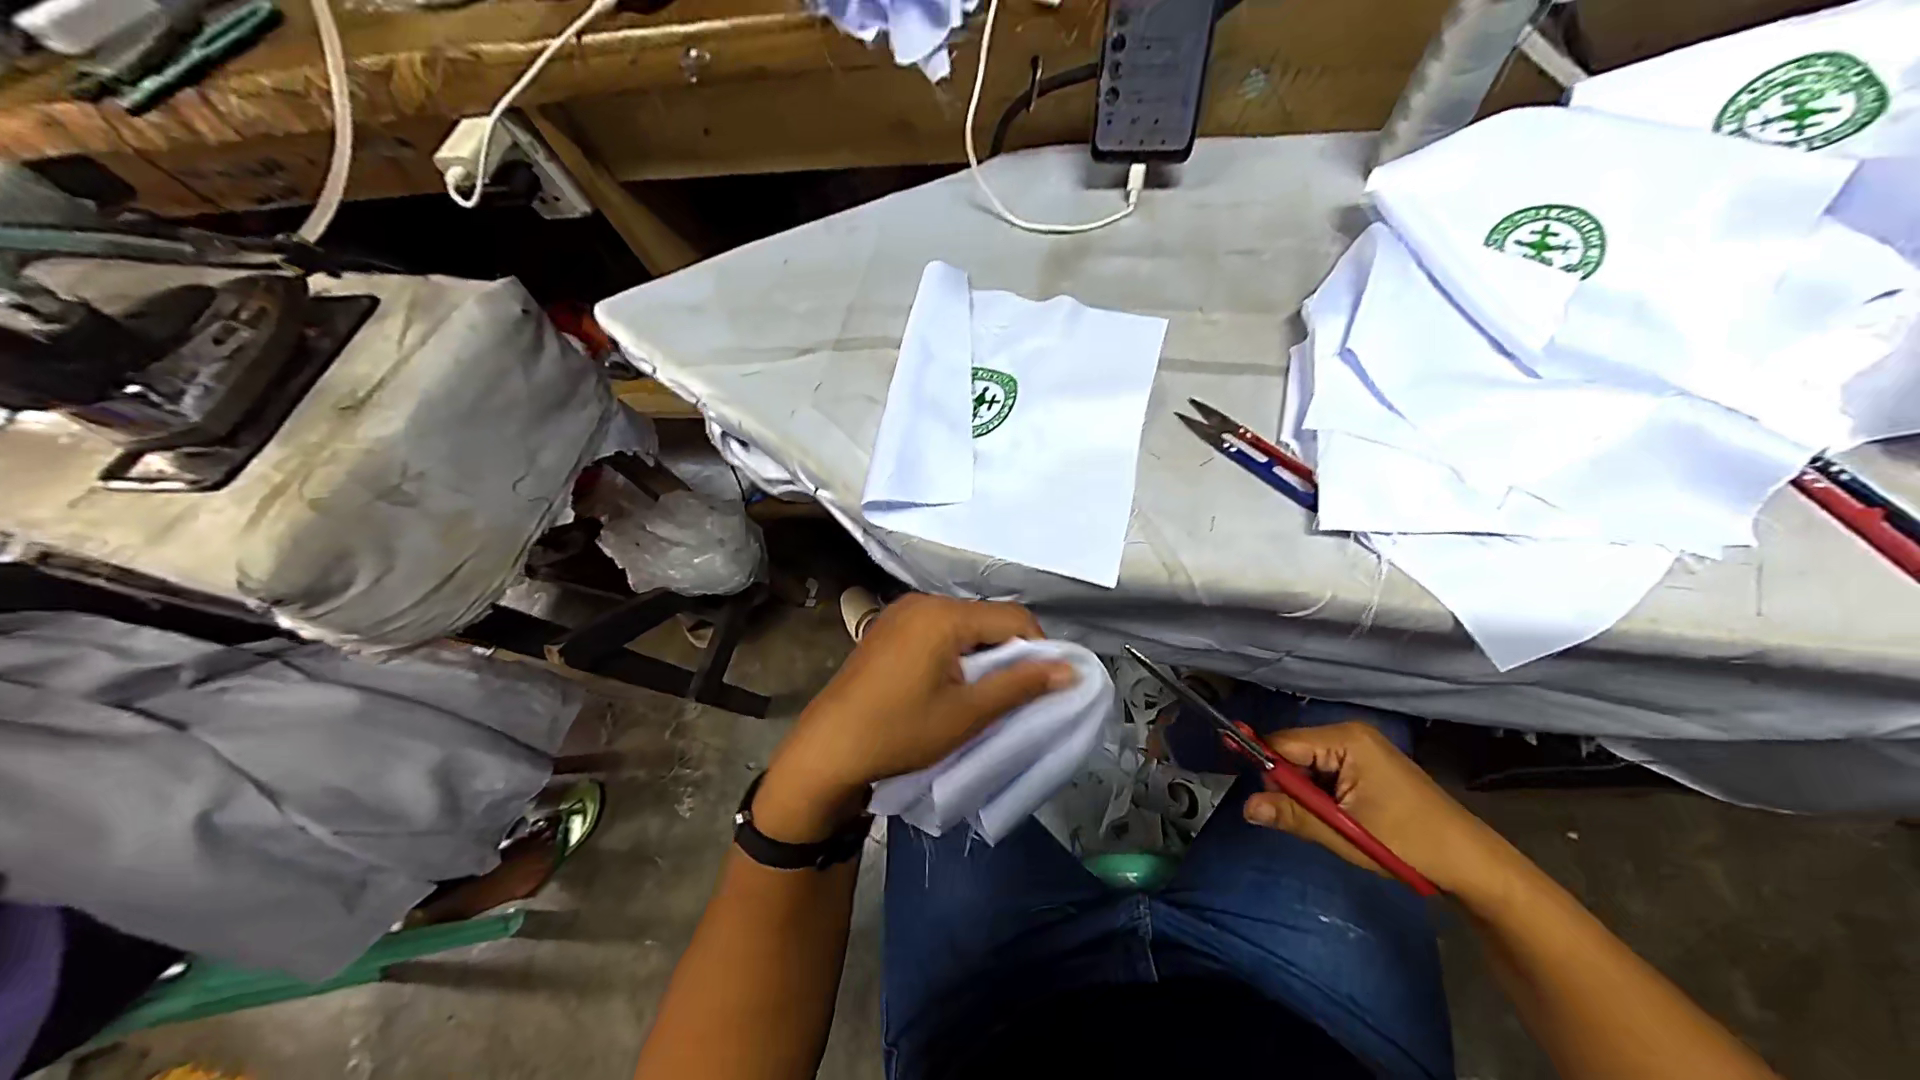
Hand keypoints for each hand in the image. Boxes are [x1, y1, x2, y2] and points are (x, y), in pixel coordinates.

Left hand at [753, 594, 1075, 842]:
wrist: (828, 750)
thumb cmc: (900, 732)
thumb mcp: (967, 714)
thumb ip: (1021, 685)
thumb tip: (1071, 669)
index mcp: (943, 614)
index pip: (1014, 618)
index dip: (1038, 650)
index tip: (1043, 687)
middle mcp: (922, 602)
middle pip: (987, 618)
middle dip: (1008, 653)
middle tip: (1013, 696)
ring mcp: (900, 613)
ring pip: (964, 625)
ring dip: (982, 655)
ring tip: (982, 695)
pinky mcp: (888, 628)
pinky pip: (938, 631)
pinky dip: (955, 653)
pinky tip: (949, 685)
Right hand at [1241, 721, 1518, 898]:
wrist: (1471, 863)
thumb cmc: (1408, 843)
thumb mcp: (1344, 832)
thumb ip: (1291, 814)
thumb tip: (1246, 805)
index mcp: (1346, 740)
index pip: (1282, 743)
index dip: (1266, 770)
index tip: (1261, 800)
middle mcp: (1350, 734)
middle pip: (1293, 751)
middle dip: (1289, 785)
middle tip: (1308, 819)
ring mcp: (1361, 748)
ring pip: (1307, 764)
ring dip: (1307, 793)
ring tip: (1330, 822)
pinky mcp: (1367, 764)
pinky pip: (1325, 770)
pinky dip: (1322, 793)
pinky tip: (1339, 816)